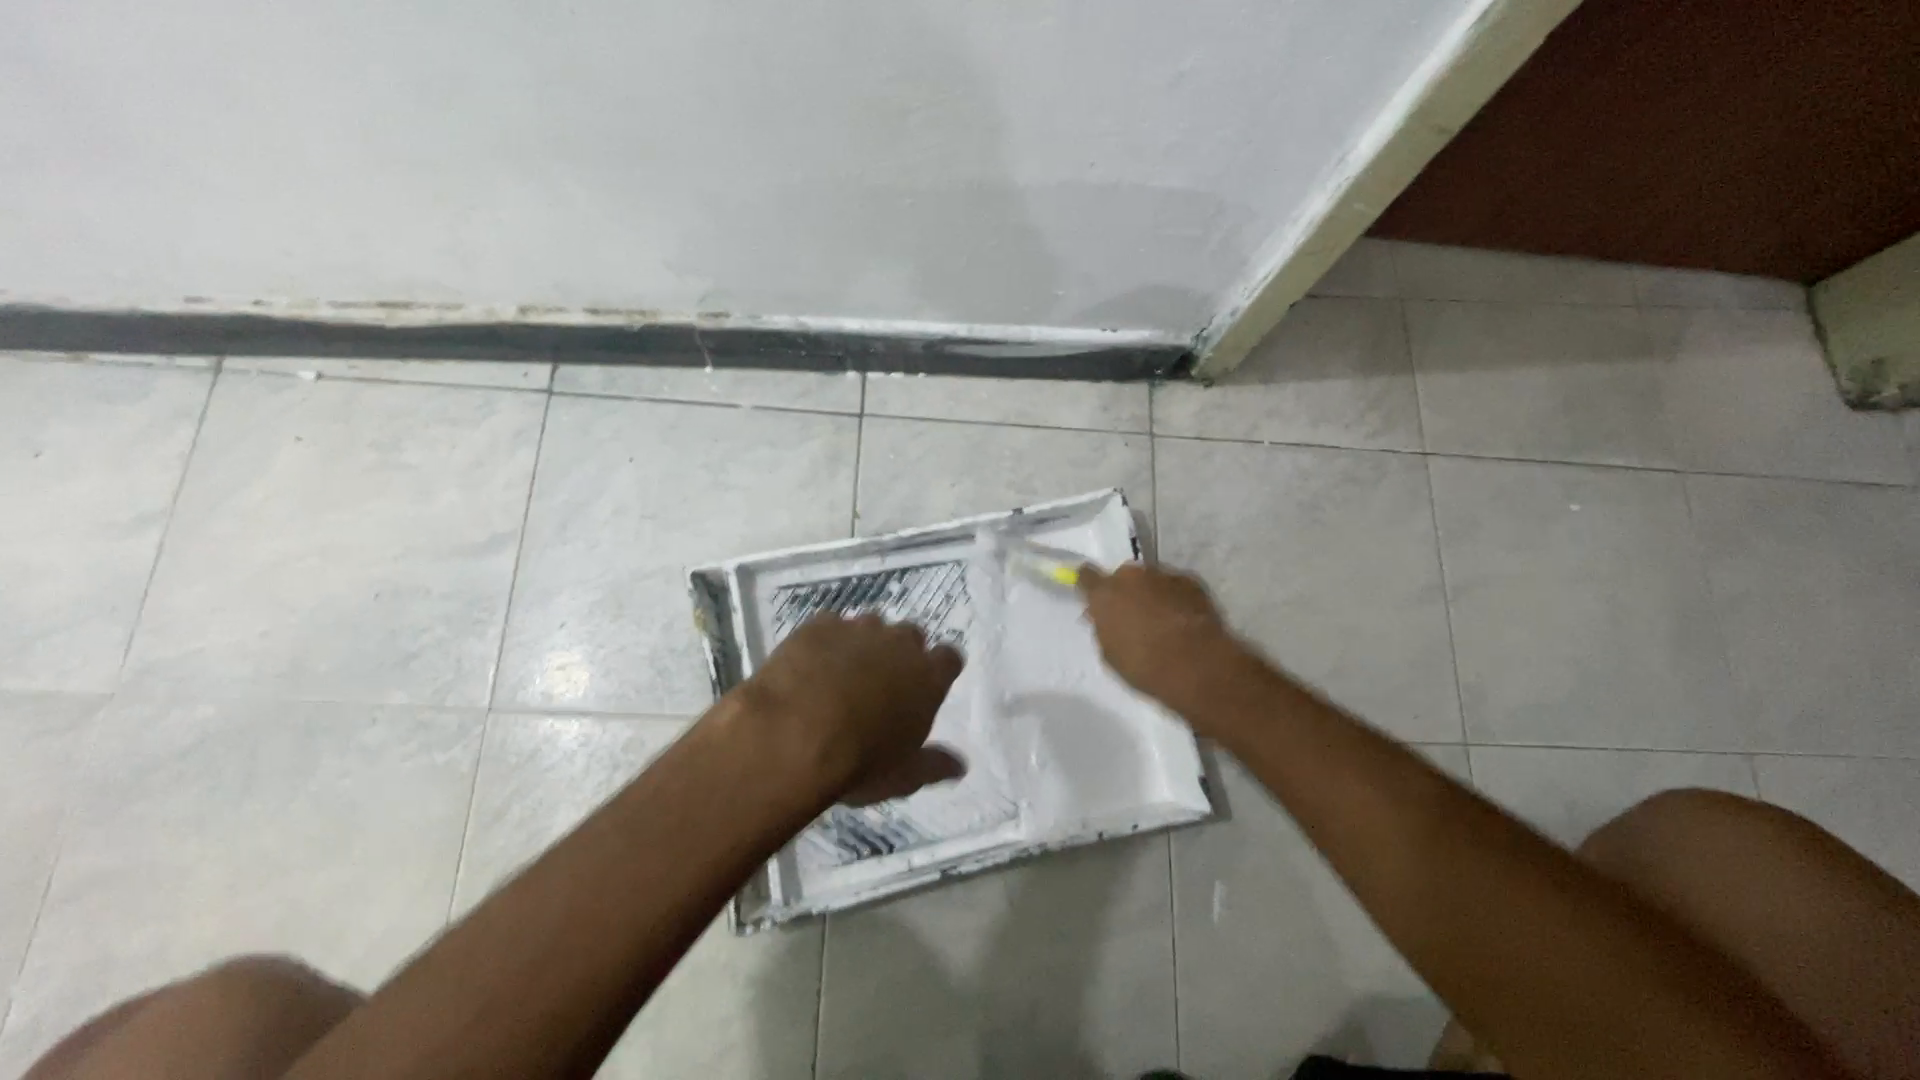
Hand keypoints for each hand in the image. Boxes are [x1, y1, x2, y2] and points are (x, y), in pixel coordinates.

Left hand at [739, 614, 966, 804]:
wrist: (793, 735)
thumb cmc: (859, 761)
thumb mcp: (903, 776)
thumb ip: (933, 766)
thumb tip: (960, 765)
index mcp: (928, 678)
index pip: (949, 658)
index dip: (939, 668)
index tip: (928, 683)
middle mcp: (898, 644)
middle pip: (910, 635)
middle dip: (900, 652)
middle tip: (883, 681)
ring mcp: (857, 630)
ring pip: (869, 626)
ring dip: (862, 643)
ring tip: (842, 672)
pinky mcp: (817, 626)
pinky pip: (828, 626)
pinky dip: (825, 641)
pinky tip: (810, 664)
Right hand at [1078, 562, 1253, 720]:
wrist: (1198, 667)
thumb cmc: (1145, 667)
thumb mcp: (1110, 653)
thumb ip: (1103, 628)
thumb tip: (1103, 617)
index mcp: (1105, 594)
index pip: (1086, 575)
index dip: (1089, 585)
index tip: (1093, 597)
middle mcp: (1132, 576)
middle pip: (1123, 576)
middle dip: (1125, 592)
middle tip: (1133, 616)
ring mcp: (1164, 575)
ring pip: (1151, 580)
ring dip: (1152, 594)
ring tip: (1163, 621)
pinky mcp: (1192, 581)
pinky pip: (1175, 586)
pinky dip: (1175, 598)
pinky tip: (1183, 620)